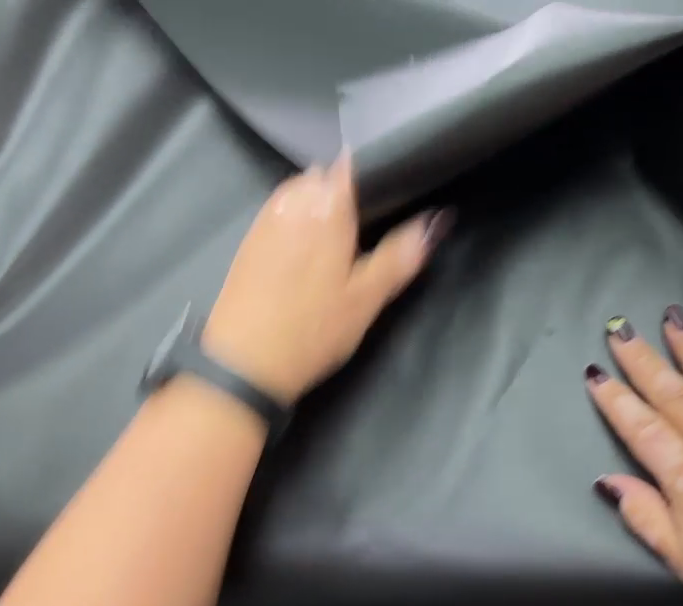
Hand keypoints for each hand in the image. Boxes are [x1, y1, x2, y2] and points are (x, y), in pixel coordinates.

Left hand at [202, 153, 451, 405]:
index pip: (354, 166)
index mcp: (328, 207)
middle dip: (345, 194)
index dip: (376, 175)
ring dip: (319, 208)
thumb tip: (436, 221)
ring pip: (301, 195)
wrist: (246, 362)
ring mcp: (267, 219)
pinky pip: (281, 215)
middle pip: (326, 177)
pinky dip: (297, 225)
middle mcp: (294, 201)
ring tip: (338, 244)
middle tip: (367, 232)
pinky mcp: (249, 242)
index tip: (393, 195)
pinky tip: (306, 257)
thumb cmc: (313, 330)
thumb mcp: (366, 300)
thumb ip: (399, 257)